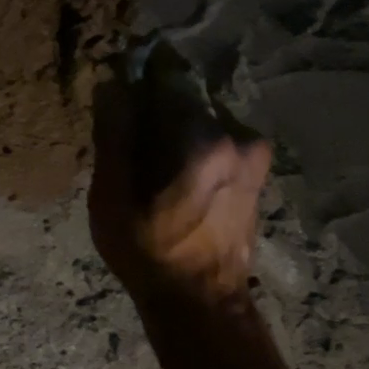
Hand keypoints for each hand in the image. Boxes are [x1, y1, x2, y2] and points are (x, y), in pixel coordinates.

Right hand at [88, 52, 271, 306]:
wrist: (201, 298)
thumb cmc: (145, 252)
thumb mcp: (111, 199)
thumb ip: (114, 137)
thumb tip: (112, 80)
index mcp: (200, 137)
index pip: (165, 76)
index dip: (136, 70)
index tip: (113, 74)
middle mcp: (236, 132)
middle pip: (186, 93)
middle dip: (153, 99)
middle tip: (122, 122)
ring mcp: (253, 148)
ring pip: (202, 112)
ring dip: (171, 120)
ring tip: (143, 151)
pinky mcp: (257, 164)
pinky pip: (216, 132)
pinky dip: (190, 137)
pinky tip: (168, 166)